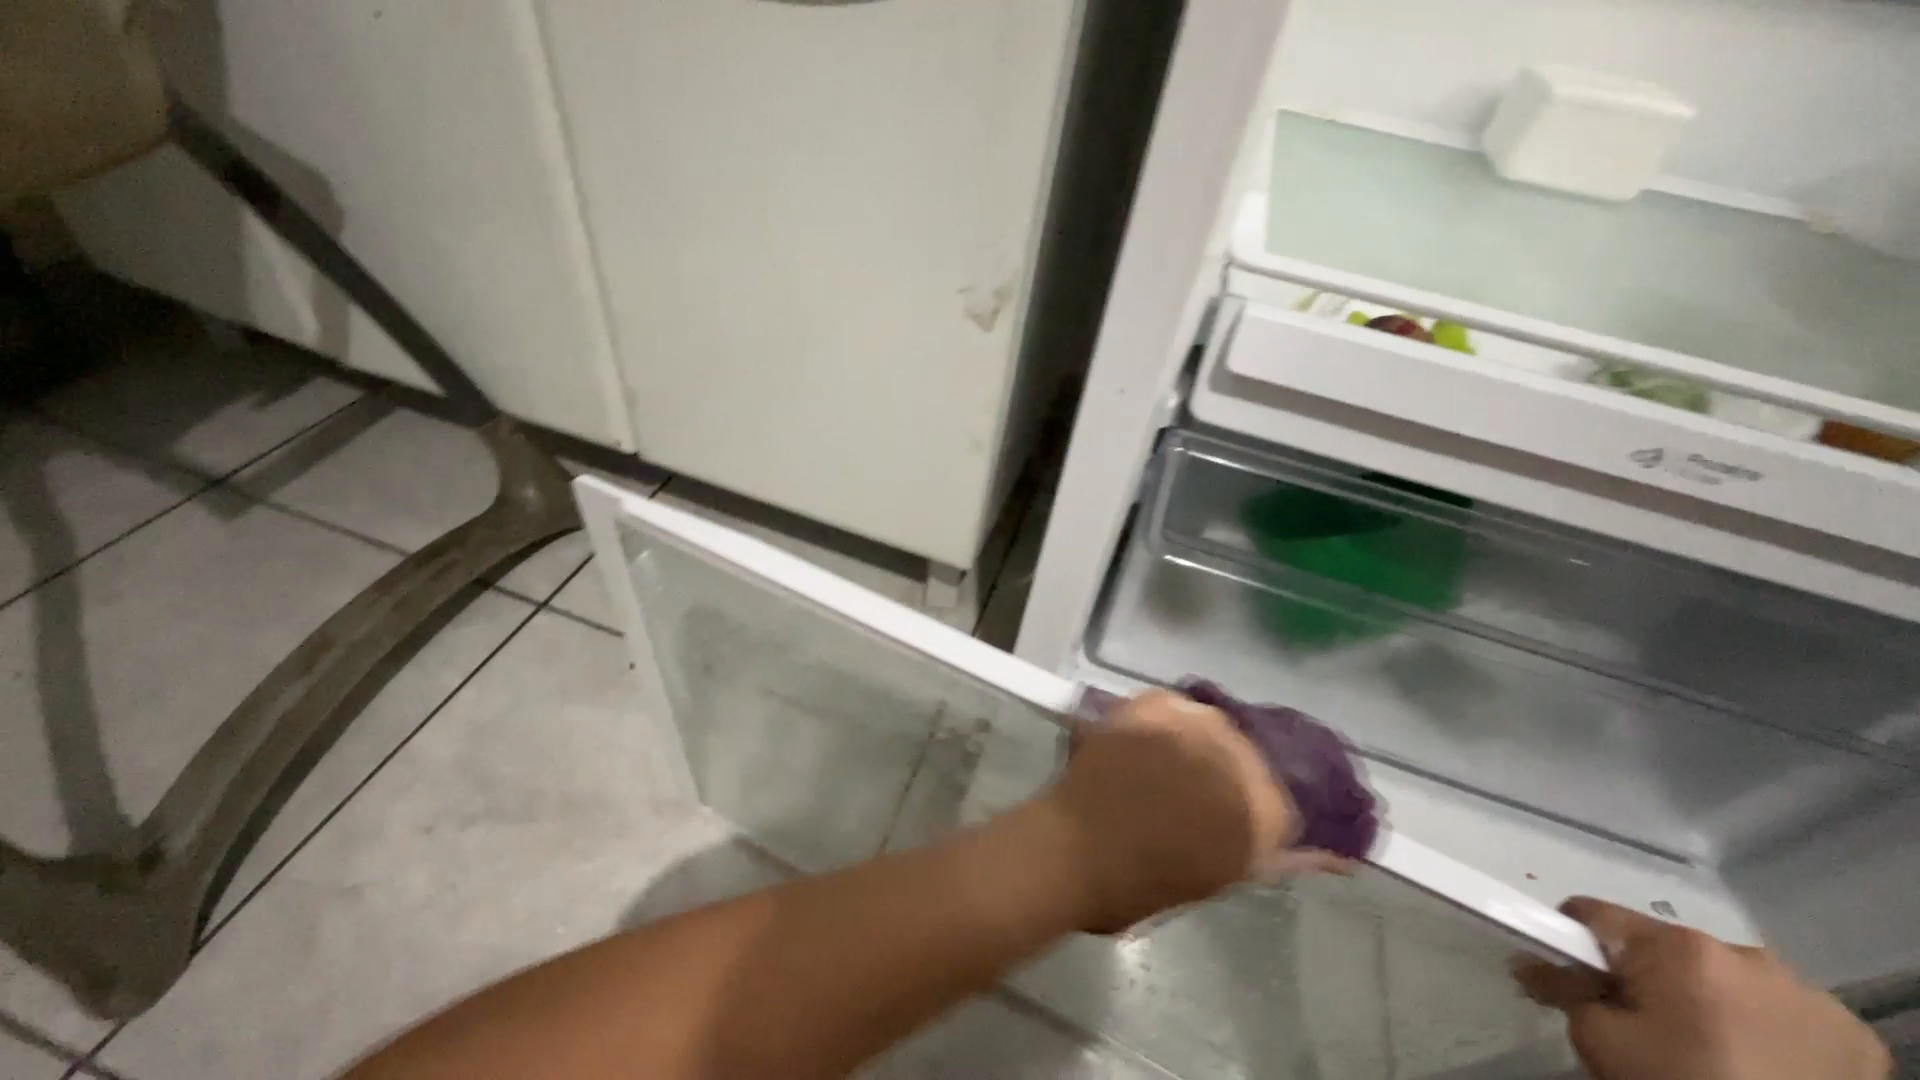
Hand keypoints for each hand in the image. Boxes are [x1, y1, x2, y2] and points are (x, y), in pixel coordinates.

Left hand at [1039, 689, 1349, 932]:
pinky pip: (1174, 705)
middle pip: (1255, 753)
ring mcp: (1196, 721)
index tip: (1241, 812)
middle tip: (1201, 791)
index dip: (1265, 804)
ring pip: (1217, 724)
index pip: (1291, 795)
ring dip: (1202, 742)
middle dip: (1235, 771)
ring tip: (1172, 765)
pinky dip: (1167, 722)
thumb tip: (1338, 855)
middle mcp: (1243, 753)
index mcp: (1268, 805)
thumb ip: (1285, 856)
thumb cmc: (1146, 882)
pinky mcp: (1154, 703)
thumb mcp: (1223, 876)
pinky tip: (1150, 742)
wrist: (1073, 850)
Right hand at [1516, 897, 1890, 1079]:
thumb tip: (1532, 961)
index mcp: (1677, 947)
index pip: (1593, 914)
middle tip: (1638, 1028)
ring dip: (1706, 1000)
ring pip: (1726, 977)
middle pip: (1664, 949)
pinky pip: (1784, 1010)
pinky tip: (1758, 1063)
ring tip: (1704, 1050)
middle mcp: (1744, 951)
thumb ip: (1564, 990)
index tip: (1562, 970)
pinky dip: (1761, 1027)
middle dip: (1645, 979)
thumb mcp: (1599, 1042)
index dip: (1567, 938)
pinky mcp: (1853, 1033)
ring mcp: (1809, 992)